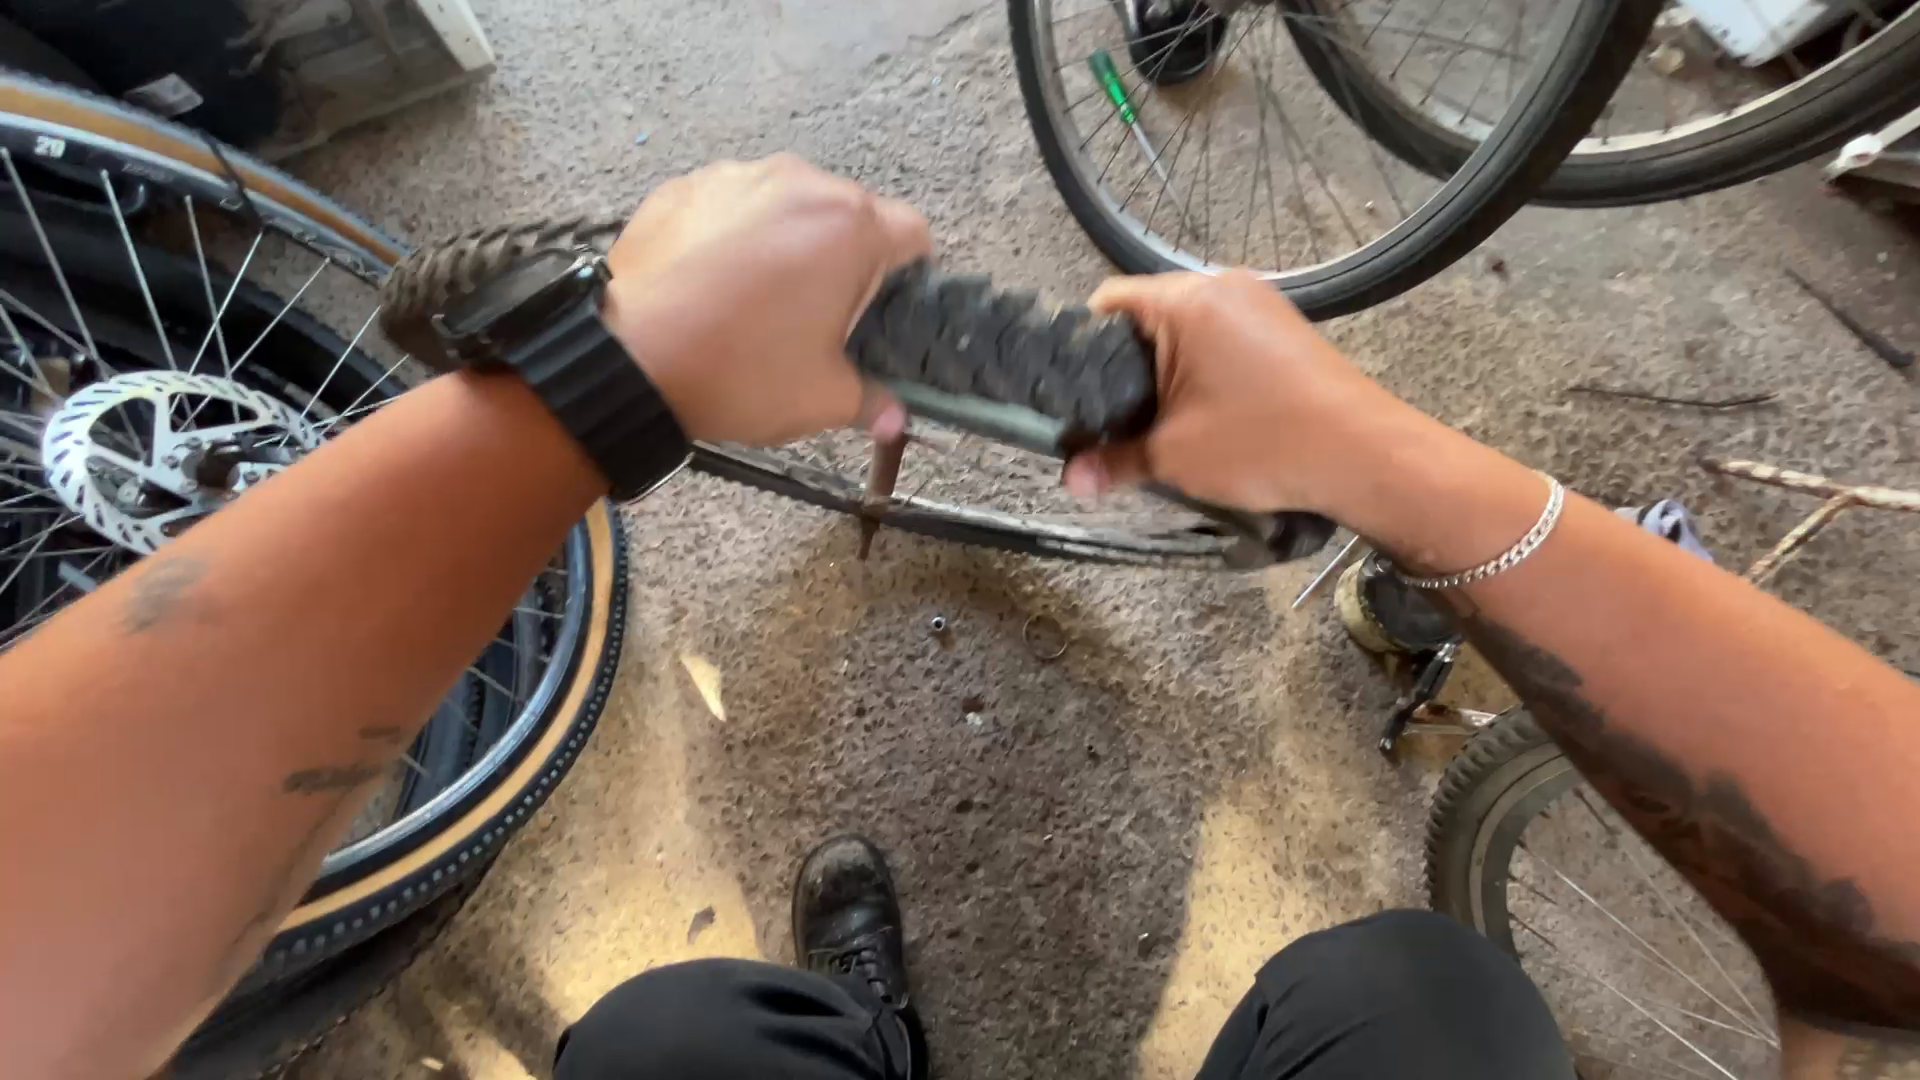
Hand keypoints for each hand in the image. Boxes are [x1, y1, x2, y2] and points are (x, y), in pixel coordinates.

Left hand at [600, 155, 926, 444]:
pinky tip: (720, 284)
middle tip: (828, 315)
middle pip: (851, 214)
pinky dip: (741, 236)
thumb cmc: (740, 373)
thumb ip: (874, 402)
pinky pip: (735, 205)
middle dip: (851, 259)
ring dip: (794, 243)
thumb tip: (896, 418)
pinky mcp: (685, 186)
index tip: (892, 305)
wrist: (628, 360)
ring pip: (791, 205)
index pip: (913, 233)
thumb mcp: (824, 400)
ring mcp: (736, 177)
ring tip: (767, 299)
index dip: (913, 273)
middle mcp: (799, 183)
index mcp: (849, 229)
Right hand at [1062, 271, 1433, 517]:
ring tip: (1155, 415)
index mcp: (1185, 301)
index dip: (1080, 345)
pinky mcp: (1280, 323)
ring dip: (1162, 367)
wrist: (1363, 453)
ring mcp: (1257, 301)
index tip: (1075, 390)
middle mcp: (1220, 285)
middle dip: (1122, 362)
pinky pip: (1218, 334)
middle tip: (1111, 412)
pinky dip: (1197, 365)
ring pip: (1183, 325)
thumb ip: (1112, 461)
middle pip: (1144, 312)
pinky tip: (1200, 408)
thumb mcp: (1172, 455)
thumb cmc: (1260, 443)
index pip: (1107, 301)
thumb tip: (1069, 481)